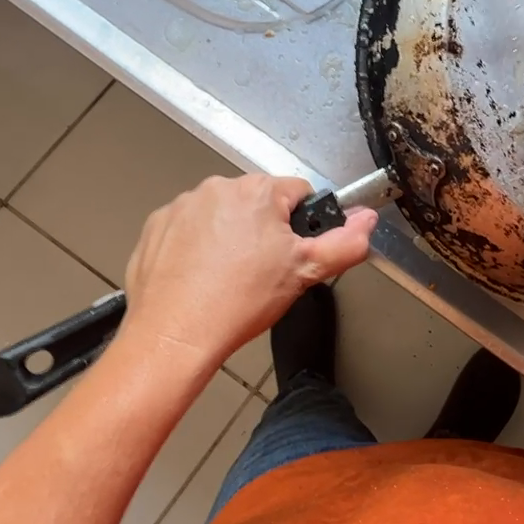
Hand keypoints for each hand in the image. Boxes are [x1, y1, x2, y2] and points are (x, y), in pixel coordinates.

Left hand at [116, 175, 376, 368]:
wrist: (174, 335)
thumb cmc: (237, 302)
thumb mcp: (305, 272)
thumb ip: (345, 243)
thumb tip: (366, 221)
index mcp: (259, 191)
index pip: (299, 192)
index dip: (302, 224)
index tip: (292, 252)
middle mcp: (219, 188)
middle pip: (259, 201)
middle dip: (265, 228)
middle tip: (263, 269)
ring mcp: (183, 205)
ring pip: (223, 213)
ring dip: (230, 234)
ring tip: (230, 275)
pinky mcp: (157, 225)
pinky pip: (188, 227)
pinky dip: (196, 245)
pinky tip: (202, 275)